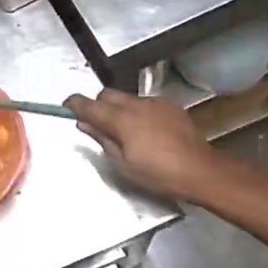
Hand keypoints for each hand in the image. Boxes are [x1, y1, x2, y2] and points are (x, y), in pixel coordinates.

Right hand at [65, 88, 223, 199]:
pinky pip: (145, 103)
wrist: (201, 171)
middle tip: (98, 123)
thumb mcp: (122, 163)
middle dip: (98, 105)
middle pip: (107, 94)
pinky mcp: (171, 106)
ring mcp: (155, 102)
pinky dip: (138, 111)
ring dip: (119, 108)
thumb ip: (101, 138)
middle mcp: (136, 104)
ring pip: (127, 97)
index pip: (89, 104)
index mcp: (121, 119)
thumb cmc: (157, 173)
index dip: (74, 104)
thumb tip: (84, 123)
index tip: (66, 107)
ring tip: (125, 130)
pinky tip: (146, 130)